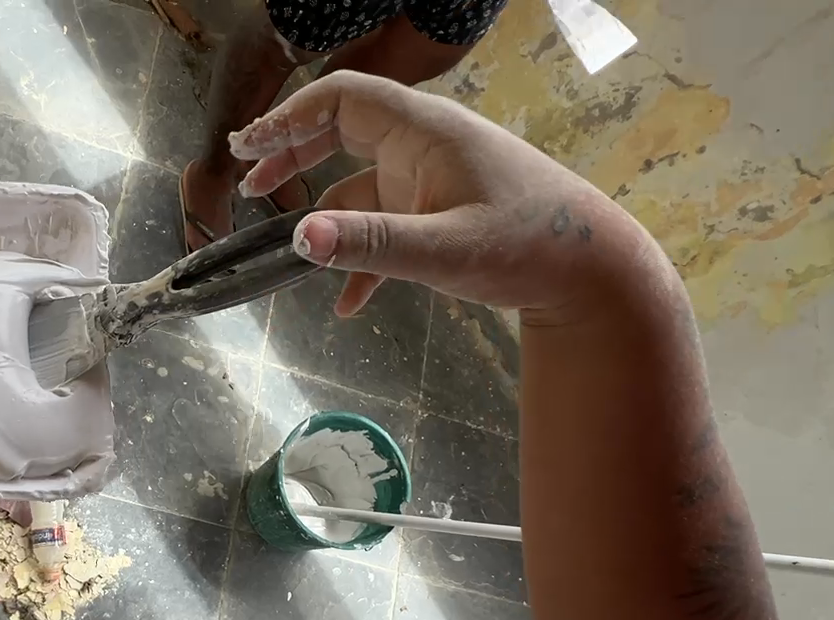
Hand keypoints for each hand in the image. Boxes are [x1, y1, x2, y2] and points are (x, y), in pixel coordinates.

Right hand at [233, 71, 667, 319]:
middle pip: (340, 133)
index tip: (246, 148)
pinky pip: (381, 229)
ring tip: (284, 247)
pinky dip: (357, 261)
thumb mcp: (441, 248)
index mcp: (422, 132)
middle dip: (292, 156)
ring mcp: (426, 181)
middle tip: (249, 185)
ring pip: (355, 187)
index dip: (288, 119)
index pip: (341, 100)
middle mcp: (420, 147)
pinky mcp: (434, 214)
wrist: (587, 274)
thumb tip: (297, 236)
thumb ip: (367, 242)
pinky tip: (347, 305)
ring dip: (320, 216)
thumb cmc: (525, 247)